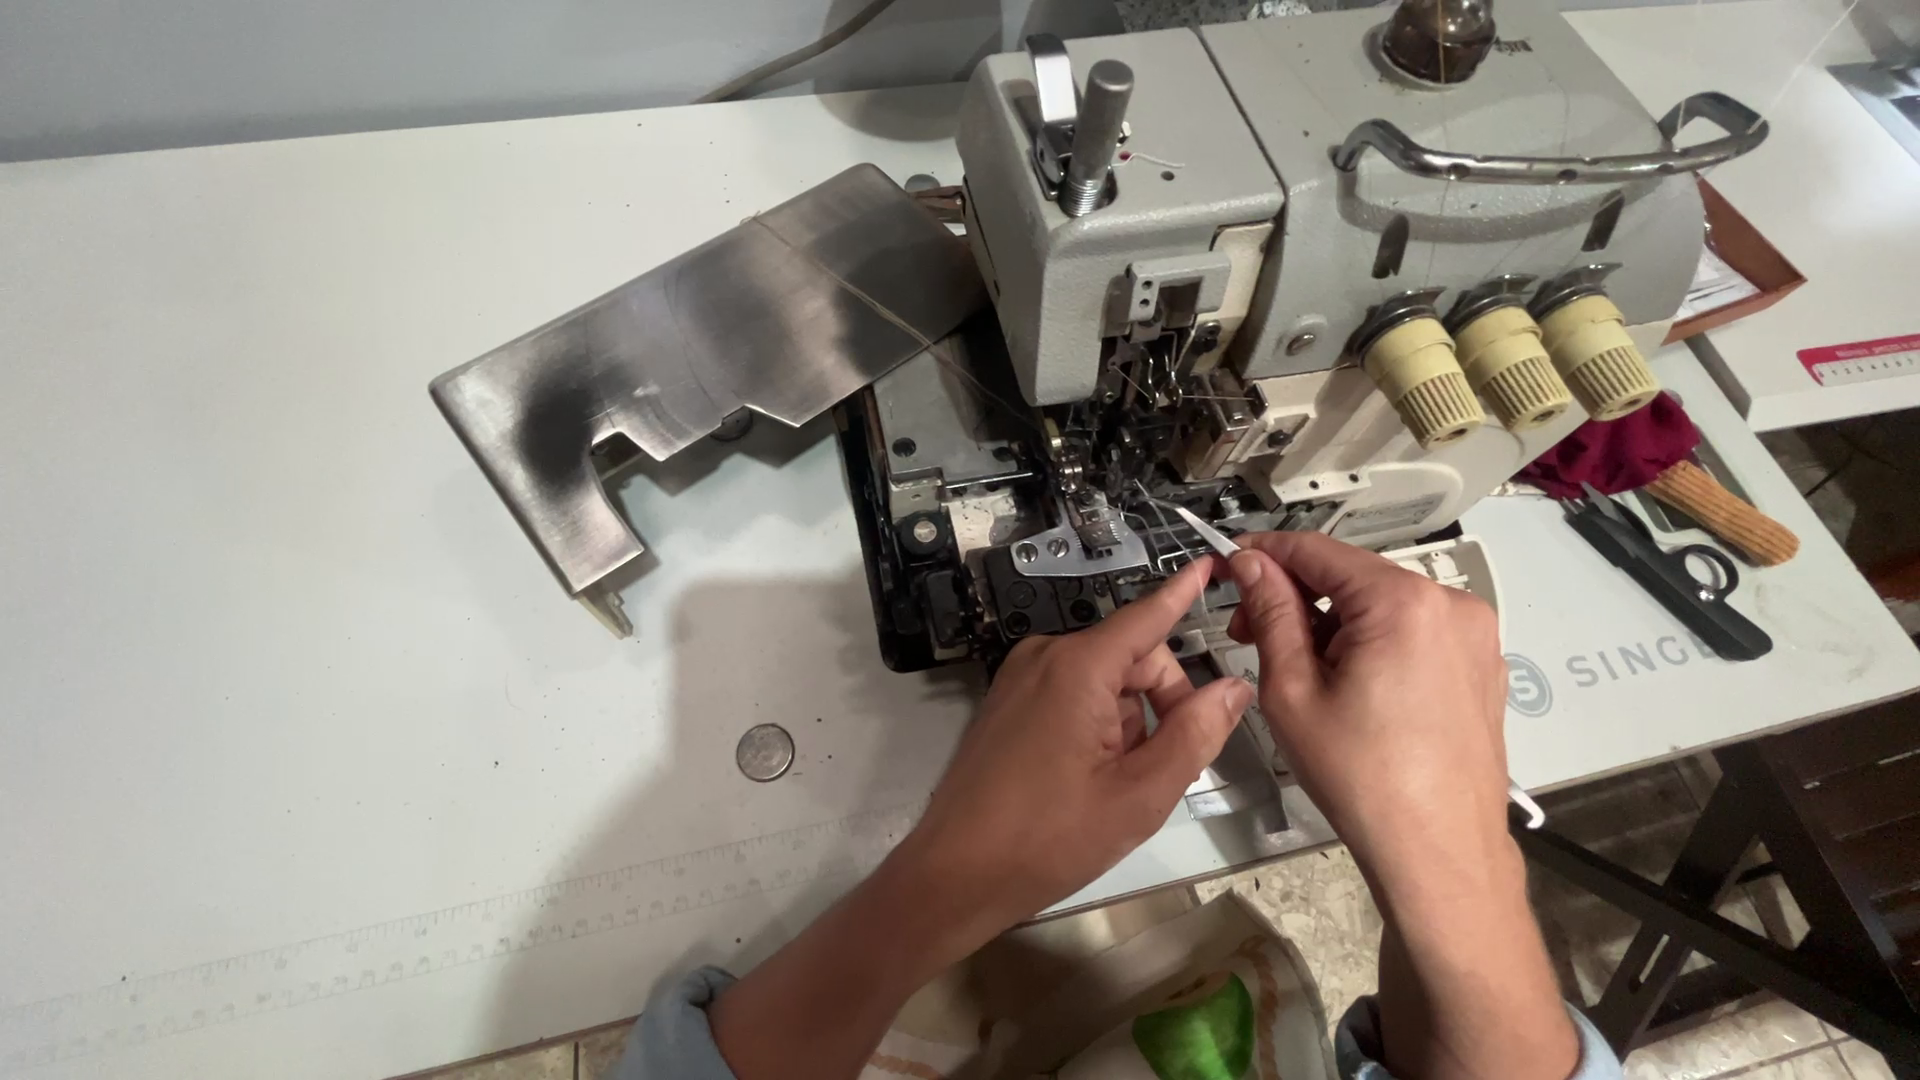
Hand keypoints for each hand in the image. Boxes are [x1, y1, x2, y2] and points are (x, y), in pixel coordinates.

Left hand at [899, 557, 1254, 950]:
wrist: (955, 871)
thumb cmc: (1048, 837)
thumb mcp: (1138, 794)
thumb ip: (1194, 735)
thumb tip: (1233, 688)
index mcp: (1077, 666)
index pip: (1146, 616)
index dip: (1183, 592)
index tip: (1211, 561)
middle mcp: (1045, 656)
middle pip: (1131, 657)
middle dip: (1160, 701)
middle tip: (1162, 767)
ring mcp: (1020, 677)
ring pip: (1104, 680)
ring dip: (1128, 721)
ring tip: (1117, 783)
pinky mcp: (1007, 701)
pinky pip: (1071, 693)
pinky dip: (1096, 723)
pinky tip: (1088, 775)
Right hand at [1223, 532, 1509, 904]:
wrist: (1439, 853)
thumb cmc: (1359, 774)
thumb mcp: (1292, 688)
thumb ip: (1271, 612)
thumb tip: (1250, 563)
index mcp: (1403, 602)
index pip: (1316, 550)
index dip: (1263, 553)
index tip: (1225, 564)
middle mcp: (1450, 604)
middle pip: (1349, 575)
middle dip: (1292, 595)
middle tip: (1246, 632)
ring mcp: (1474, 635)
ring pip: (1377, 603)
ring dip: (1327, 620)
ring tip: (1293, 666)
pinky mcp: (1480, 664)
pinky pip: (1409, 629)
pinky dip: (1366, 639)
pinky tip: (1341, 680)